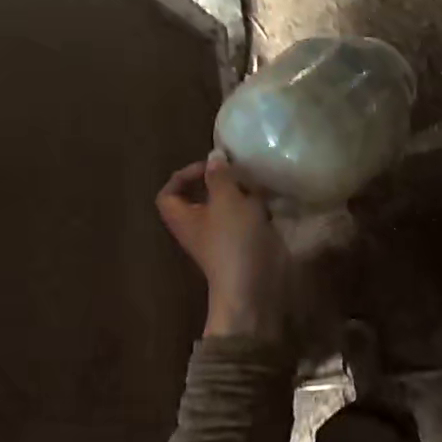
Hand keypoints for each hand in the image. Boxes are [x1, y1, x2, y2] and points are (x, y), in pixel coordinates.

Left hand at [157, 153, 287, 338]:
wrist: (254, 286)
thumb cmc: (233, 241)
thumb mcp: (226, 201)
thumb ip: (220, 176)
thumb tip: (214, 155)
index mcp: (184, 218)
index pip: (169, 193)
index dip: (184, 175)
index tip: (210, 166)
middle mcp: (199, 228)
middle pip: (201, 198)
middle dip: (219, 181)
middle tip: (239, 170)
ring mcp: (222, 238)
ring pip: (226, 207)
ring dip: (241, 193)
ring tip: (258, 181)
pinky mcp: (244, 244)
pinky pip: (246, 220)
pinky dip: (256, 208)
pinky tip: (272, 201)